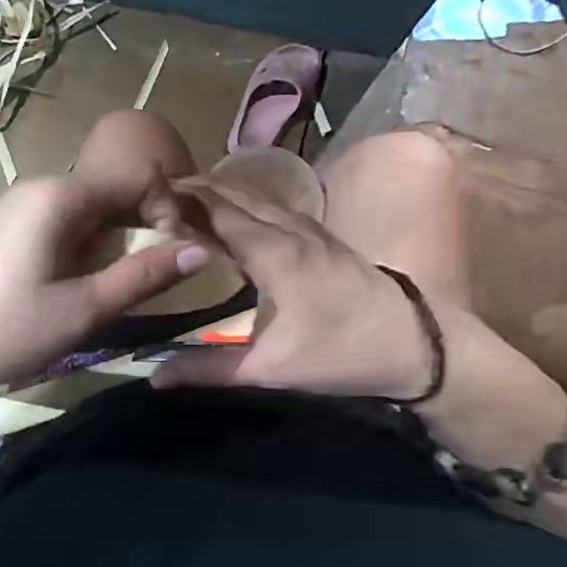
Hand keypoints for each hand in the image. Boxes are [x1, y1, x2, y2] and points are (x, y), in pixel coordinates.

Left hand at [0, 176, 207, 407]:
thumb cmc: (5, 329)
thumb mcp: (82, 309)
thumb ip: (143, 276)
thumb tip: (201, 249)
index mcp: (59, 195)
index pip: (136, 181)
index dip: (168, 213)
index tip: (182, 257)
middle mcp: (38, 190)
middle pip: (111, 197)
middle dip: (143, 233)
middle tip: (158, 280)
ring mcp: (17, 211)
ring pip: (87, 218)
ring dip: (114, 248)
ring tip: (121, 291)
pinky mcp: (5, 235)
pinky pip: (60, 232)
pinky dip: (84, 254)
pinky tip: (81, 290)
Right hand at [153, 180, 433, 398]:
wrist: (421, 348)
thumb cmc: (343, 355)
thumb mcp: (270, 369)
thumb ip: (208, 370)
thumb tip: (153, 376)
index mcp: (274, 254)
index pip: (217, 211)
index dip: (180, 201)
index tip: (145, 200)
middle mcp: (290, 230)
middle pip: (234, 194)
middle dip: (192, 189)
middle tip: (153, 195)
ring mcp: (310, 229)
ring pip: (255, 196)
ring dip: (217, 192)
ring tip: (181, 199)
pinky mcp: (321, 237)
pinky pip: (271, 207)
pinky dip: (240, 203)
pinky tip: (229, 215)